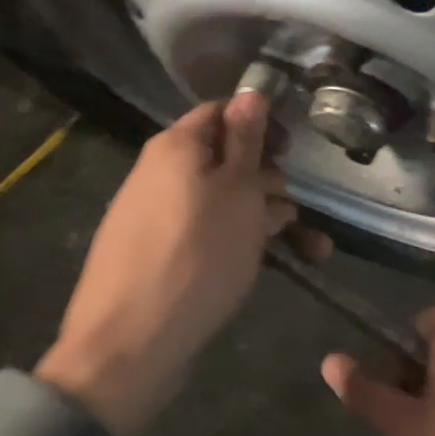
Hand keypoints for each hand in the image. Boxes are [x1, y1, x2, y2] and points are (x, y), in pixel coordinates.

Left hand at [35, 93, 293, 435]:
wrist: (129, 344)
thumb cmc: (197, 253)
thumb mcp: (237, 189)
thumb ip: (246, 139)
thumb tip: (250, 91)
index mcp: (175, 146)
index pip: (221, 112)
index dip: (260, 125)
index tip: (292, 150)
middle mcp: (159, 173)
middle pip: (224, 159)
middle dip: (267, 180)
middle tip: (293, 208)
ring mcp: (155, 216)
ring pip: (220, 202)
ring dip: (262, 215)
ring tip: (304, 246)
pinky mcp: (157, 255)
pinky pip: (204, 233)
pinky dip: (236, 240)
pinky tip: (267, 261)